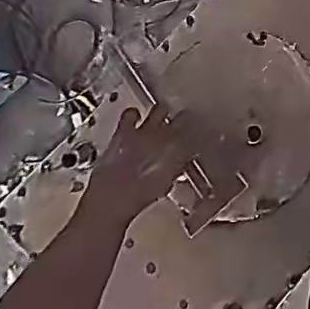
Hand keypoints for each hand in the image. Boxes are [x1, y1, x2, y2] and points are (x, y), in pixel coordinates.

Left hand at [84, 106, 214, 221]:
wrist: (113, 198)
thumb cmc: (140, 196)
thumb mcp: (165, 184)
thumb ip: (175, 169)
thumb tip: (178, 164)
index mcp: (178, 149)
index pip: (194, 133)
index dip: (196, 132)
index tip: (195, 134)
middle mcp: (164, 136)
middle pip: (182, 118)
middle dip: (182, 118)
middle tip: (181, 121)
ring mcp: (144, 131)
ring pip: (159, 110)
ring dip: (161, 111)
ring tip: (161, 112)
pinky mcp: (123, 131)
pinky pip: (130, 114)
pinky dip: (132, 114)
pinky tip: (133, 115)